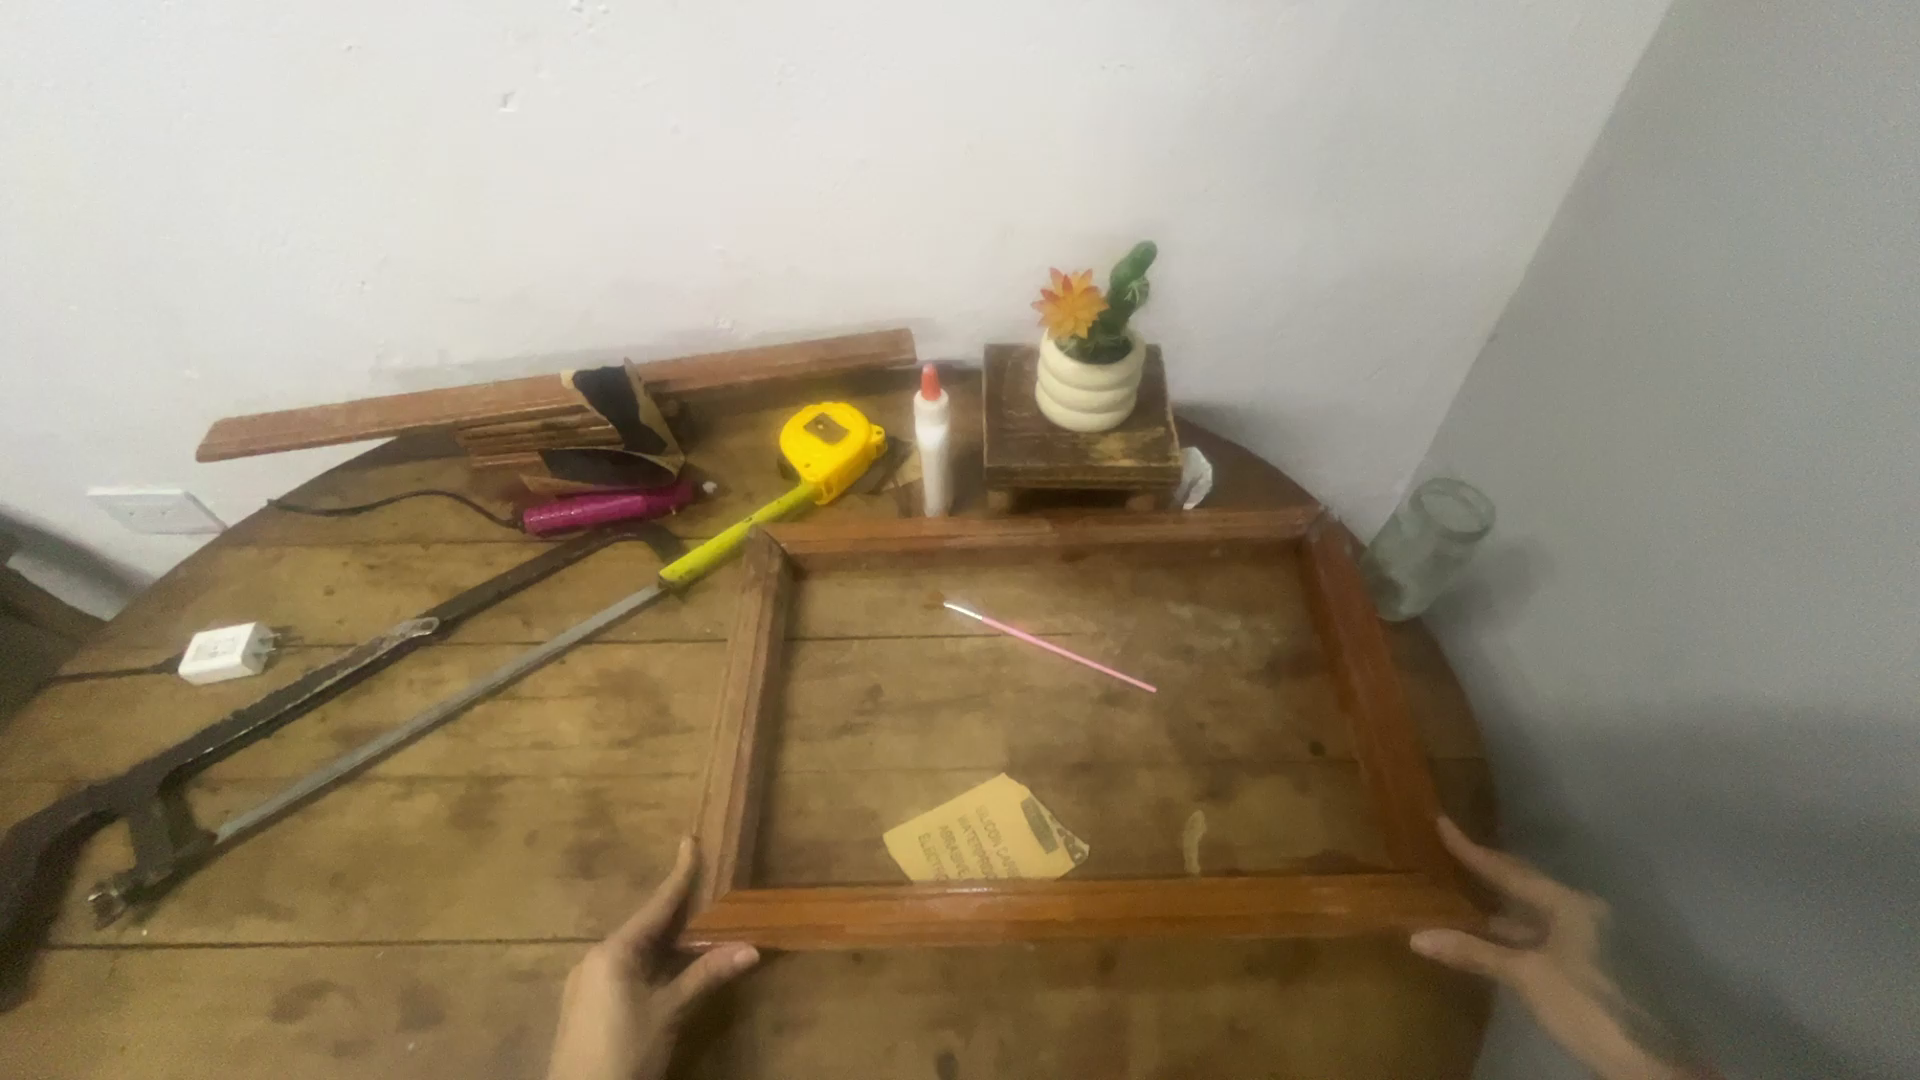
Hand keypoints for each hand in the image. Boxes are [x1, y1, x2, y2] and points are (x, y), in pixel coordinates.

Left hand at [546, 837, 759, 1079]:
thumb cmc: (625, 1052)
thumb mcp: (669, 1013)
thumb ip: (707, 975)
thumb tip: (753, 947)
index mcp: (614, 951)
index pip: (657, 905)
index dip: (679, 874)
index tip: (690, 840)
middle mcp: (594, 958)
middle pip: (645, 926)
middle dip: (677, 912)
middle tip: (706, 891)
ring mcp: (585, 984)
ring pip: (634, 950)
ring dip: (665, 942)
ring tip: (696, 930)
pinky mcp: (582, 1007)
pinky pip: (622, 970)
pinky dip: (650, 962)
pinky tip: (667, 969)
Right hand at [1410, 818, 1707, 1079]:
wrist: (1653, 1065)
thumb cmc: (1588, 1004)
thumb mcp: (1526, 977)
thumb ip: (1473, 952)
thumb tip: (1417, 937)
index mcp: (1570, 905)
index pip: (1508, 871)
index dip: (1471, 849)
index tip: (1442, 822)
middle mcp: (1585, 912)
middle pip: (1526, 884)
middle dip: (1489, 870)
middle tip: (1455, 851)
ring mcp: (1595, 939)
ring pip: (1536, 912)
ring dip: (1502, 906)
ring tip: (1466, 896)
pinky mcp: (1597, 964)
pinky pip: (1546, 933)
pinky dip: (1518, 931)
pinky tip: (1496, 936)